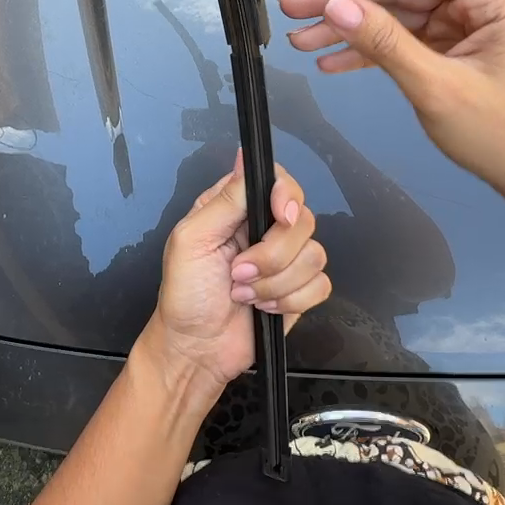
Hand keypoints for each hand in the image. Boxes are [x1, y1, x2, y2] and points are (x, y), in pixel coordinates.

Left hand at [141, 156, 329, 393]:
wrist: (196, 348)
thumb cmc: (184, 293)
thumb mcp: (191, 239)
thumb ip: (224, 200)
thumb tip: (245, 156)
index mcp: (234, 207)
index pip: (277, 181)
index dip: (286, 195)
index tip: (280, 215)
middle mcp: (262, 227)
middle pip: (302, 219)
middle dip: (272, 253)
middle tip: (238, 272)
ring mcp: (284, 259)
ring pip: (314, 255)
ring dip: (276, 282)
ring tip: (243, 294)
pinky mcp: (298, 290)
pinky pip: (320, 285)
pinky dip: (291, 300)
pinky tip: (264, 308)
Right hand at [276, 0, 504, 207]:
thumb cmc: (502, 136)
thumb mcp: (437, 88)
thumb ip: (384, 42)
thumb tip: (335, 4)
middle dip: (346, 0)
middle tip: (293, 7)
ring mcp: (470, 24)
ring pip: (396, 12)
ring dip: (349, 26)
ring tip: (300, 37)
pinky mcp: (455, 46)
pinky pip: (404, 37)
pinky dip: (369, 50)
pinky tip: (329, 61)